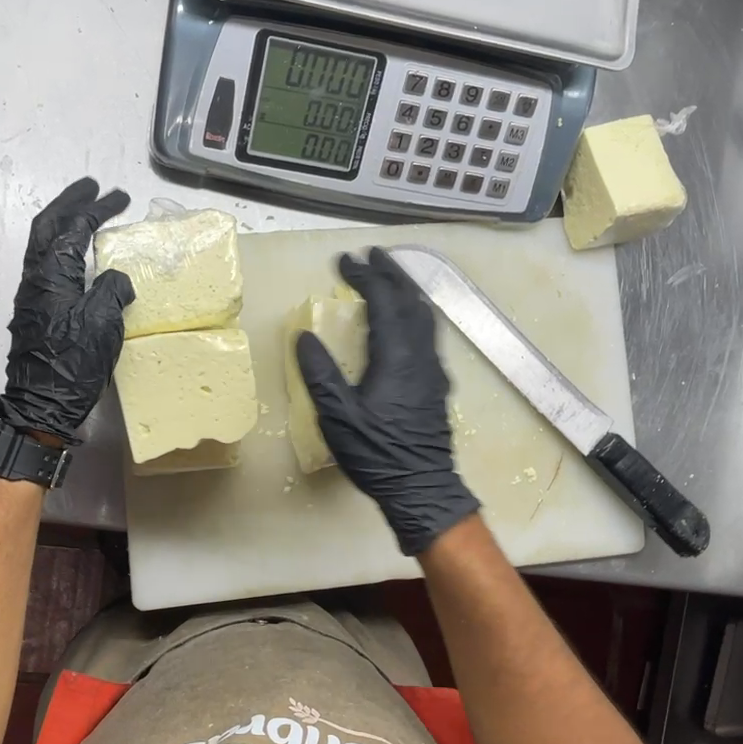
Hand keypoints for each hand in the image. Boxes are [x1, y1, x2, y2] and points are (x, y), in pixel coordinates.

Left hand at [0, 177, 133, 443]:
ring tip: (84, 214)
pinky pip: (45, 265)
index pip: (74, 229)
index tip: (119, 197)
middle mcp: (35, 278)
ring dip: (62, 223)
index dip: (97, 208)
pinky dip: (61, 247)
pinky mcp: (33, 312)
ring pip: (42, 245)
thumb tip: (114, 277)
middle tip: (91, 188)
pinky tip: (76, 256)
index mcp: (52, 275)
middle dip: (69, 203)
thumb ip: (112, 290)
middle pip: (47, 226)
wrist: (41, 405)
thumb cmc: (73, 364)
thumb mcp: (104, 324)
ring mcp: (30, 295)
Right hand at [297, 247, 478, 554]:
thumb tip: (305, 336)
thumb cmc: (377, 454)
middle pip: (410, 300)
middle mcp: (421, 355)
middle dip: (390, 273)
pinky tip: (406, 323)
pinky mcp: (437, 384)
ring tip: (391, 278)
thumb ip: (321, 374)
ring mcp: (434, 370)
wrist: (422, 488)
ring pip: (425, 316)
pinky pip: (428, 334)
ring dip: (406, 291)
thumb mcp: (338, 417)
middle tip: (371, 255)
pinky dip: (414, 313)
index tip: (345, 260)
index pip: (383, 301)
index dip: (364, 276)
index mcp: (397, 357)